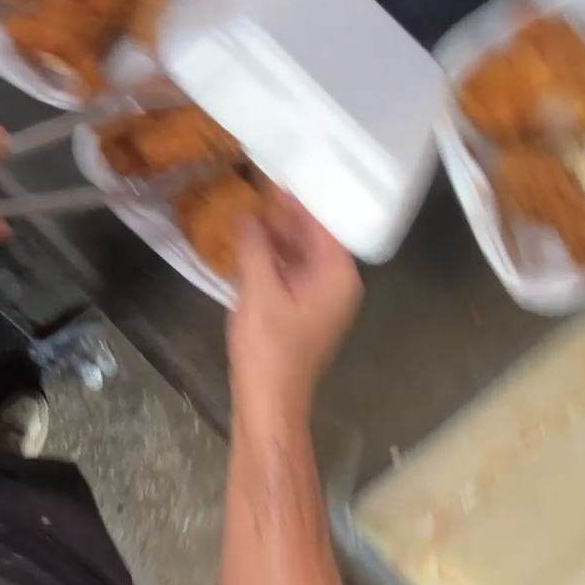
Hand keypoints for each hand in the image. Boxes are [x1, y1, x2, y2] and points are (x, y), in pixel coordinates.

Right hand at [228, 192, 362, 426]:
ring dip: (276, 243)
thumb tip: (246, 217)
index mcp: (338, 276)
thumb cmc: (268, 350)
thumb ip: (255, 250)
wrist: (269, 402)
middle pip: (314, 242)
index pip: (324, 225)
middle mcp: (337, 287)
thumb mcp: (258, 294)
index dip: (299, 203)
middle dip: (286, 221)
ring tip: (249, 221)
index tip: (275, 181)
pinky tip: (250, 256)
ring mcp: (321, 304)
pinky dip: (273, 265)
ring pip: (300, 261)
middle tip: (257, 197)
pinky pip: (291, 279)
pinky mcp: (303, 318)